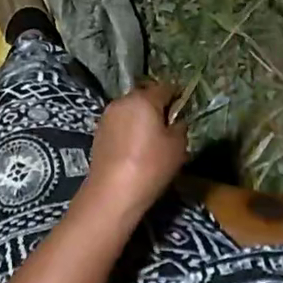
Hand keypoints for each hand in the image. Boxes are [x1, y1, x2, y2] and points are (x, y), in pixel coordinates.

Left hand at [87, 82, 187, 214]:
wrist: (111, 195)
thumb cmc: (150, 166)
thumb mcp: (178, 146)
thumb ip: (180, 127)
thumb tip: (176, 122)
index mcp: (144, 99)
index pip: (166, 88)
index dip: (177, 96)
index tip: (184, 109)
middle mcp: (122, 102)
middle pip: (145, 96)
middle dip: (157, 106)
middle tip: (169, 125)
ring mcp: (107, 117)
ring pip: (130, 110)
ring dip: (141, 118)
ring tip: (151, 138)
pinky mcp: (98, 133)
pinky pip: (120, 123)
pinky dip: (129, 129)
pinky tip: (135, 148)